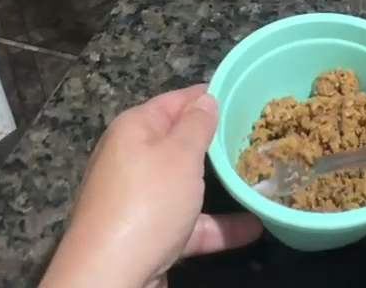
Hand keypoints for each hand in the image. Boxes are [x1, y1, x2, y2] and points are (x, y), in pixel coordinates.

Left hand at [41, 86, 261, 287]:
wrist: (107, 283)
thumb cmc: (147, 204)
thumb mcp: (180, 155)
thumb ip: (198, 124)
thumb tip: (206, 99)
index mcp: (135, 129)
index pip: (177, 100)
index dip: (208, 96)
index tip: (244, 95)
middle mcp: (132, 159)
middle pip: (180, 142)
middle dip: (217, 142)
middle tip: (256, 138)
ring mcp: (139, 201)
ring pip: (186, 184)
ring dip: (221, 185)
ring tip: (258, 179)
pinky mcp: (147, 237)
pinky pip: (187, 222)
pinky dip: (216, 225)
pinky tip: (253, 227)